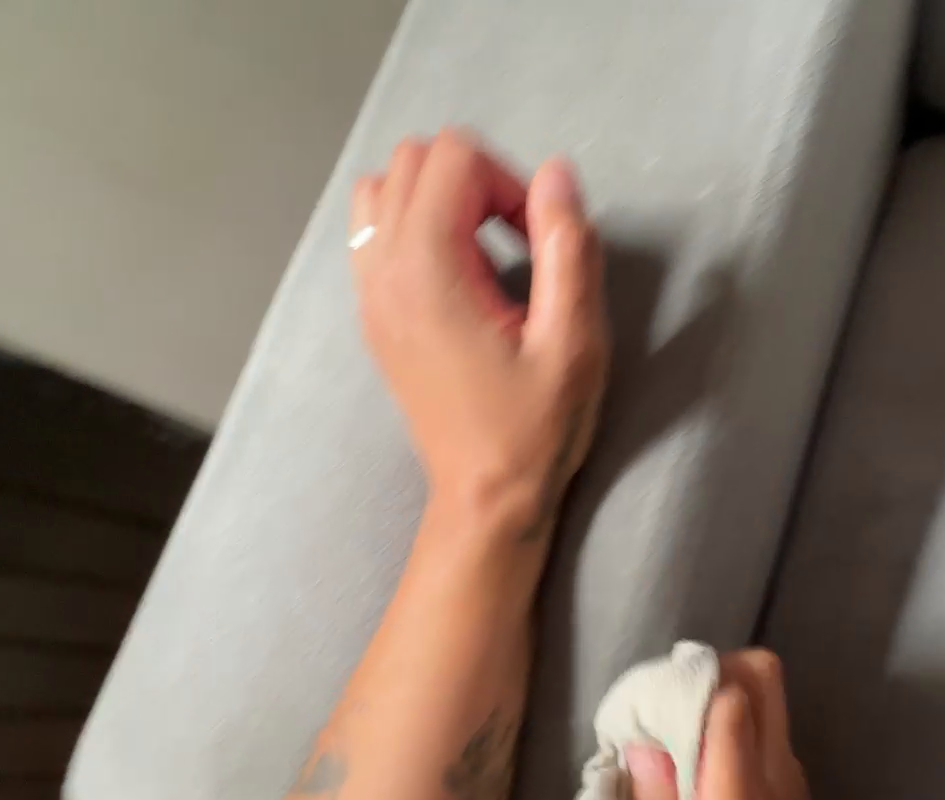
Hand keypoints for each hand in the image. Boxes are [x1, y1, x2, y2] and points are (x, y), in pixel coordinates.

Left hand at [350, 130, 608, 540]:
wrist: (486, 497)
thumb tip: (558, 174)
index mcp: (429, 270)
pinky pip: (376, 233)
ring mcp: (370, 293)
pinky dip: (418, 228)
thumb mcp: (574, 344)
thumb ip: (569, 251)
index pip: (455, 158)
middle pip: (414, 161)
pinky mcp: (374, 316)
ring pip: (383, 190)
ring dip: (442, 200)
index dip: (513, 184)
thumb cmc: (536, 428)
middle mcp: (383, 269)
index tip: (544, 244)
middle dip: (479, 183)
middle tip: (524, 245)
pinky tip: (461, 279)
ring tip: (487, 254)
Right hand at [630, 649, 856, 799]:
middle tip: (668, 702)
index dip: (692, 690)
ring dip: (719, 683)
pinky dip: (730, 707)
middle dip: (710, 669)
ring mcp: (790, 764)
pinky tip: (699, 746)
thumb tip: (641, 747)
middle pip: (761, 674)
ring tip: (677, 723)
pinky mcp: (791, 766)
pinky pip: (764, 710)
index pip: (733, 713)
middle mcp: (773, 771)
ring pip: (766, 685)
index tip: (653, 705)